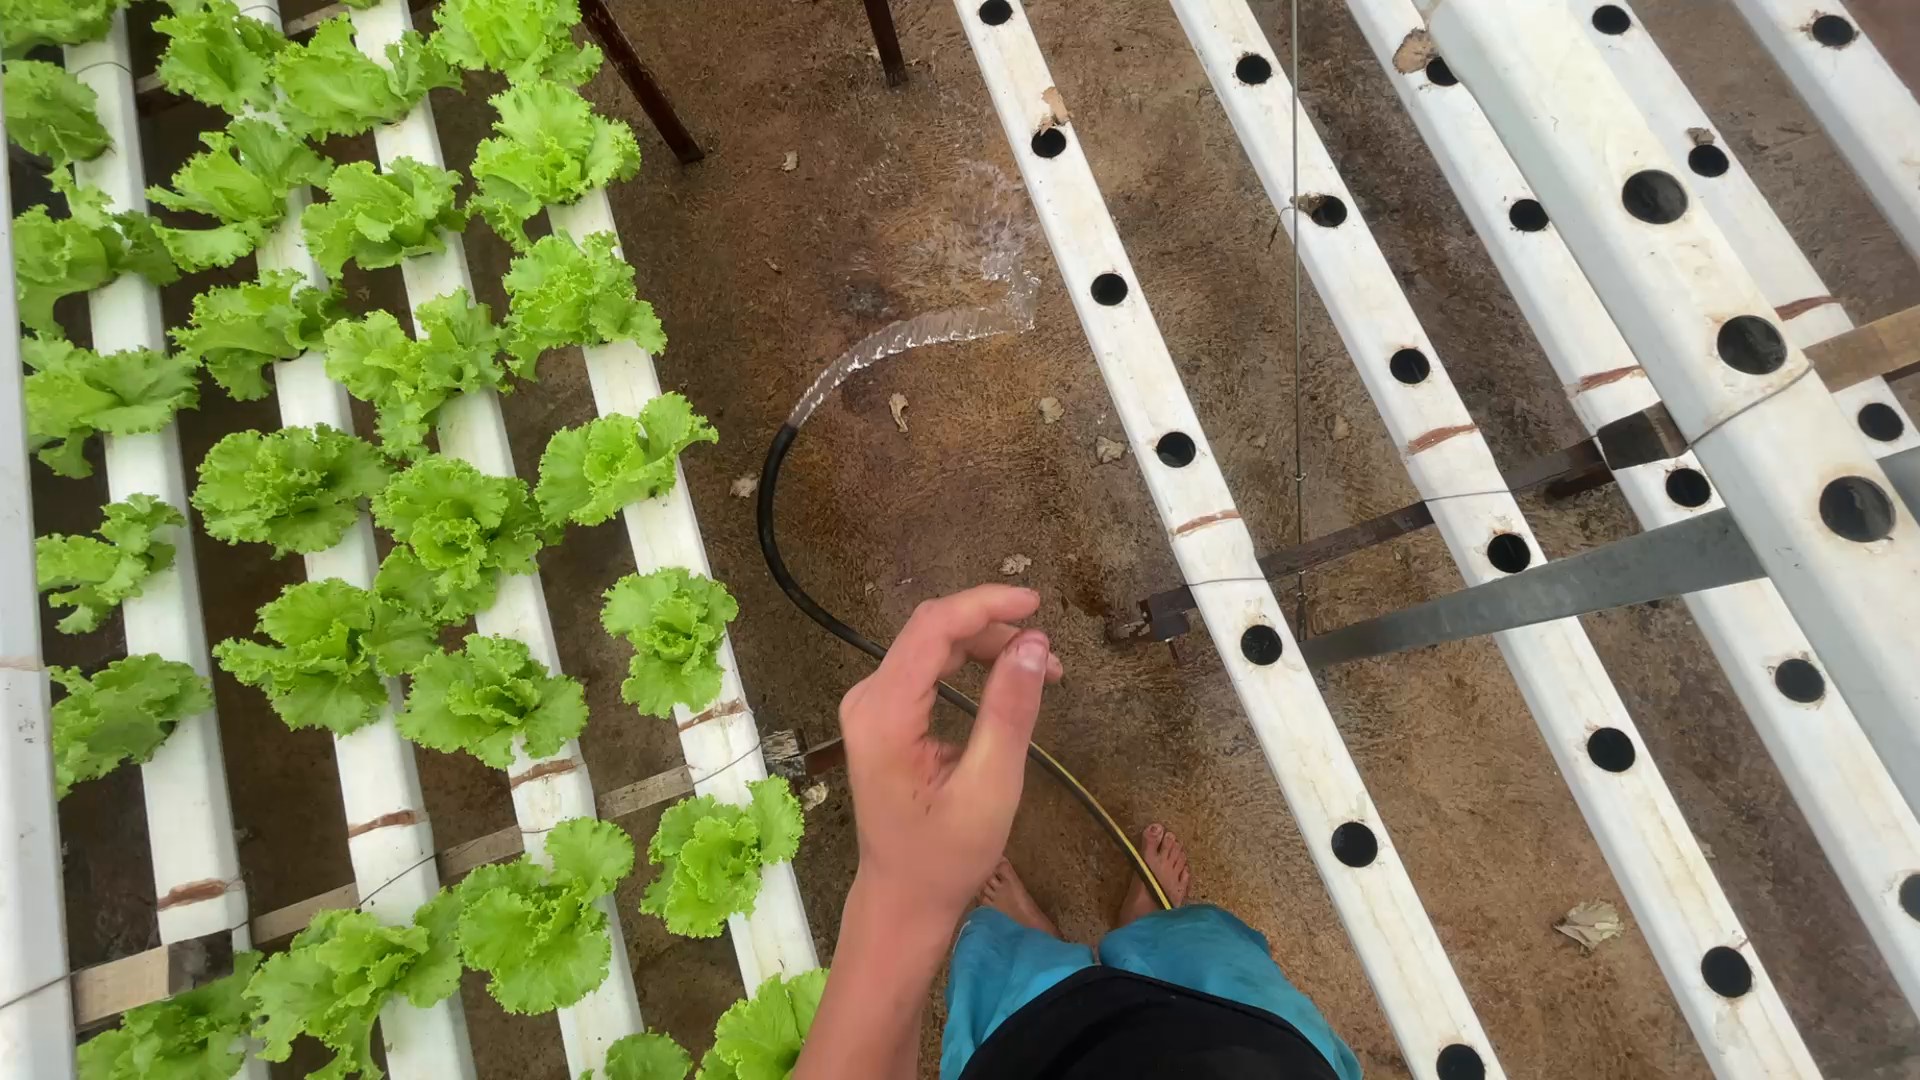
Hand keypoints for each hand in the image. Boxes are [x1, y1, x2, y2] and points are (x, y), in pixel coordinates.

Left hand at [838, 585, 1062, 924]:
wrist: (903, 899)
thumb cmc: (946, 856)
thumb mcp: (991, 788)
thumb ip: (1011, 711)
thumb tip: (1036, 643)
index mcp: (883, 714)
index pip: (932, 629)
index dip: (985, 605)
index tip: (1036, 603)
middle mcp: (867, 697)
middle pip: (931, 630)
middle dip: (993, 627)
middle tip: (1049, 651)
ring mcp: (870, 703)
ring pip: (932, 643)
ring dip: (986, 644)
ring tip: (1041, 667)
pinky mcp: (883, 712)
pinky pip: (928, 665)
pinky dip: (970, 662)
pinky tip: (1006, 675)